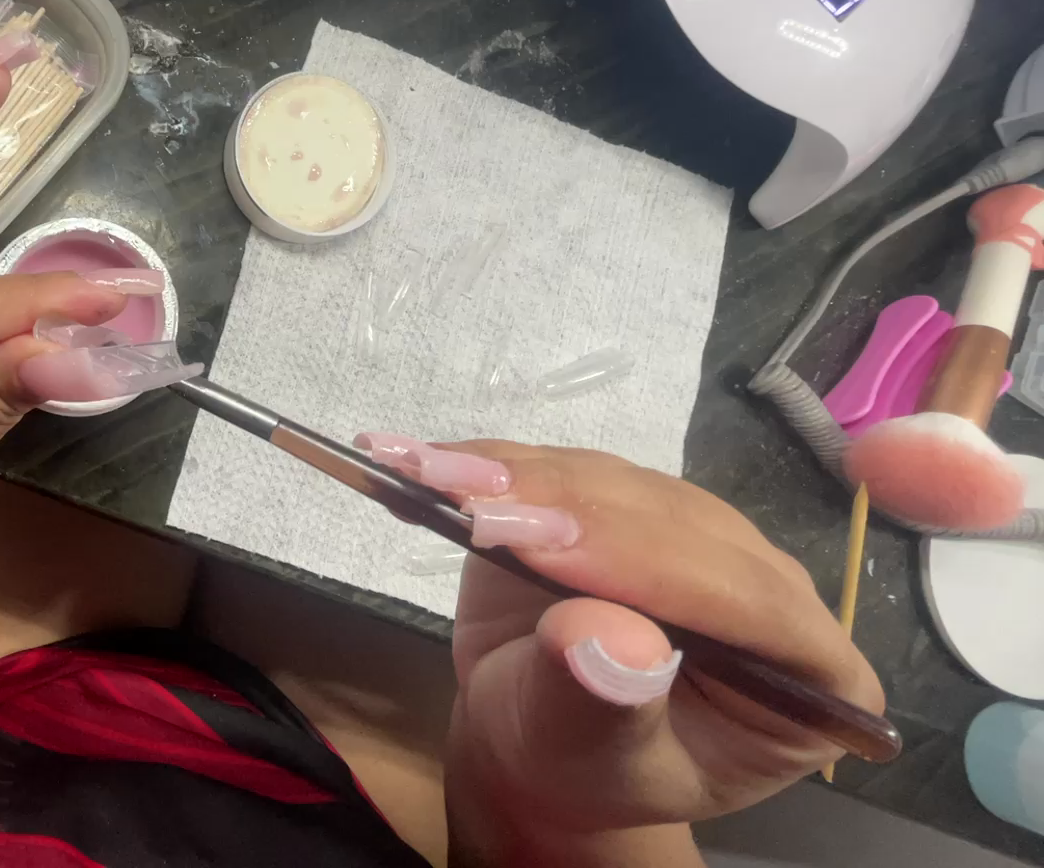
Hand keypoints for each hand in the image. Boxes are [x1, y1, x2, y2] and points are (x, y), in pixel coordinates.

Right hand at [357, 436, 883, 863]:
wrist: (527, 730)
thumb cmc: (571, 766)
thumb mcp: (588, 756)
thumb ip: (603, 698)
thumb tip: (603, 633)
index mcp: (807, 670)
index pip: (742, 600)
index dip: (636, 562)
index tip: (531, 546)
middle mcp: (753, 582)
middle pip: (663, 518)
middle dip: (552, 501)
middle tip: (453, 489)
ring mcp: (674, 529)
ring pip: (599, 478)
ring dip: (504, 469)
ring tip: (420, 467)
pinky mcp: (601, 500)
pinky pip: (545, 466)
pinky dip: (477, 461)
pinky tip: (417, 458)